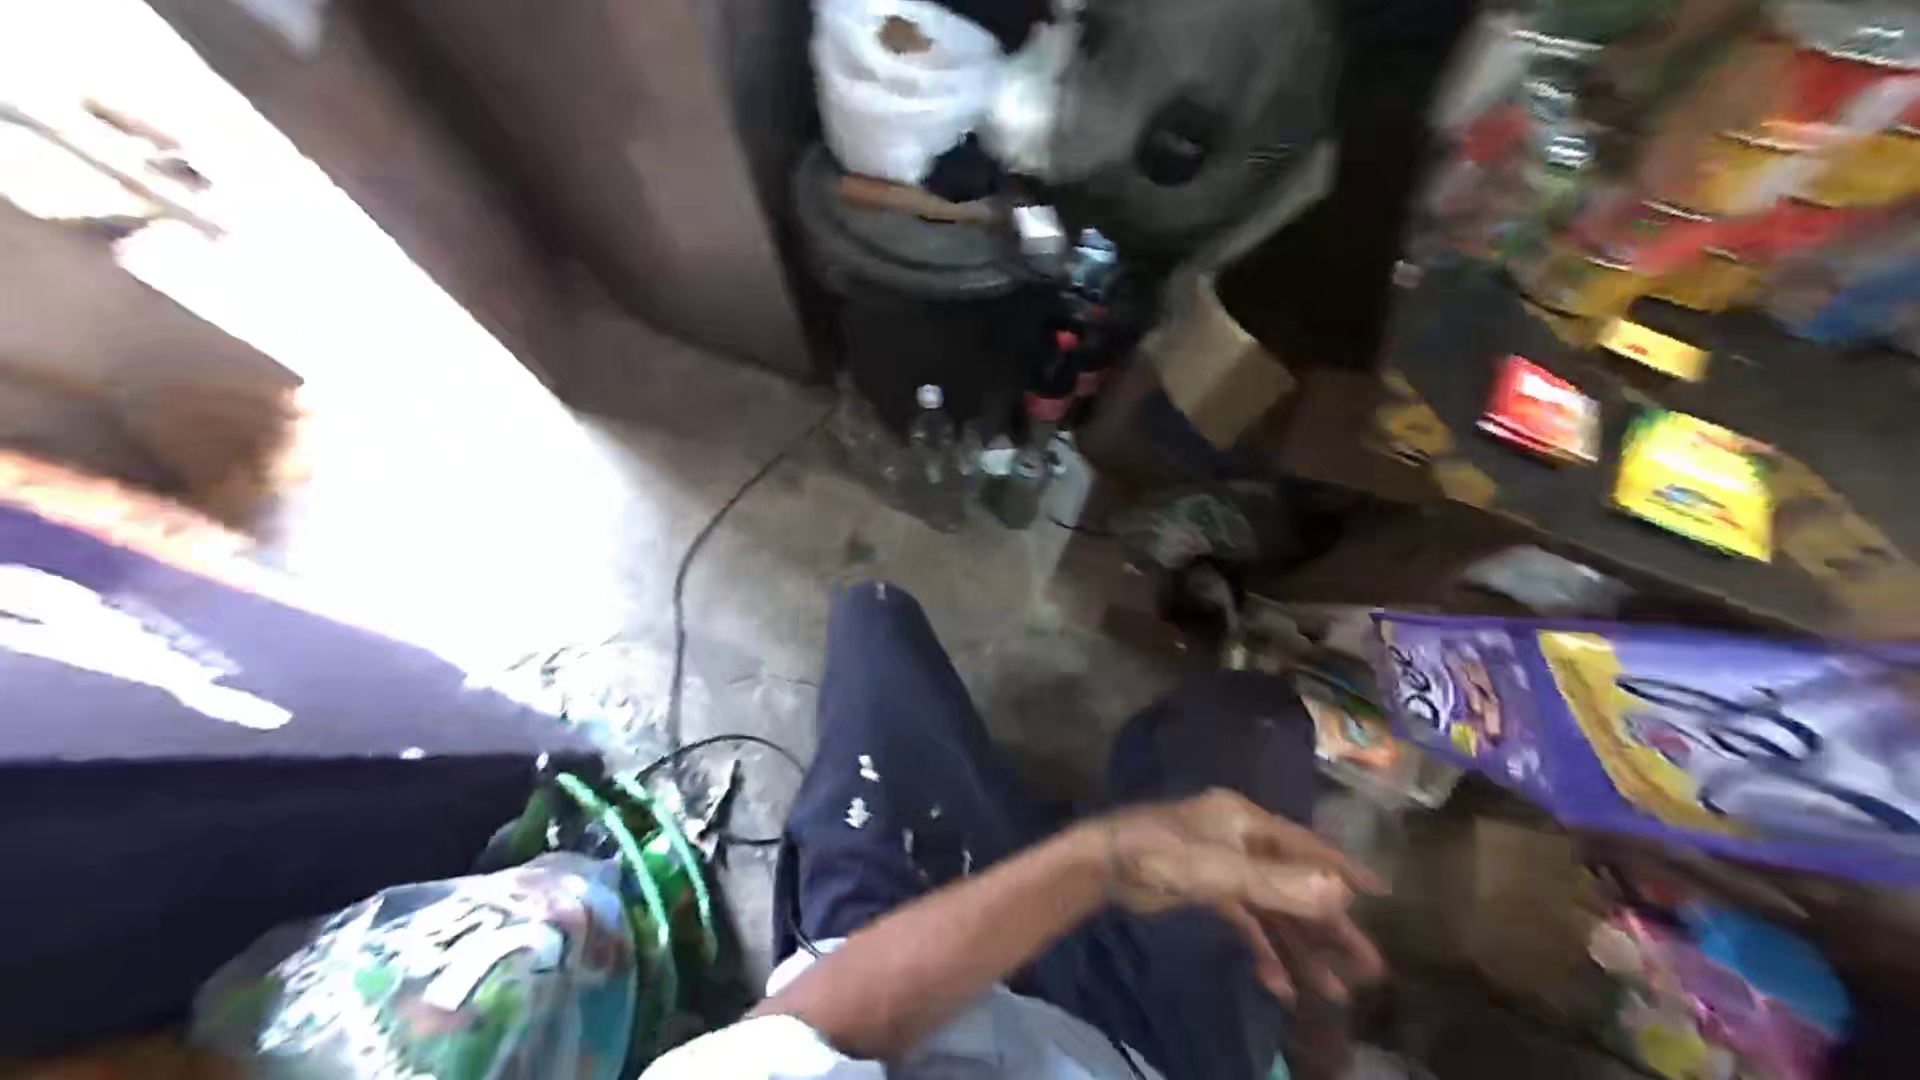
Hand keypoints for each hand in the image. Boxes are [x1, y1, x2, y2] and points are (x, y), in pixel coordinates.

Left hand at [1091, 788, 1386, 1003]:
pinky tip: (1279, 984)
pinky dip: (1261, 947)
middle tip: (1367, 967)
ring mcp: (1222, 864)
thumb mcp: (1224, 870)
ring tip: (1332, 990)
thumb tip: (1342, 891)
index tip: (1382, 894)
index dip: (1343, 869)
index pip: (1306, 844)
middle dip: (1327, 924)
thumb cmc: (1164, 854)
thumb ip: (1280, 884)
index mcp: (1245, 820)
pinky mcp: (1205, 888)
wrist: (1107, 863)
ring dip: (1299, 944)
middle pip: (1293, 882)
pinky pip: (1244, 919)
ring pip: (1272, 906)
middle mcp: (1239, 838)